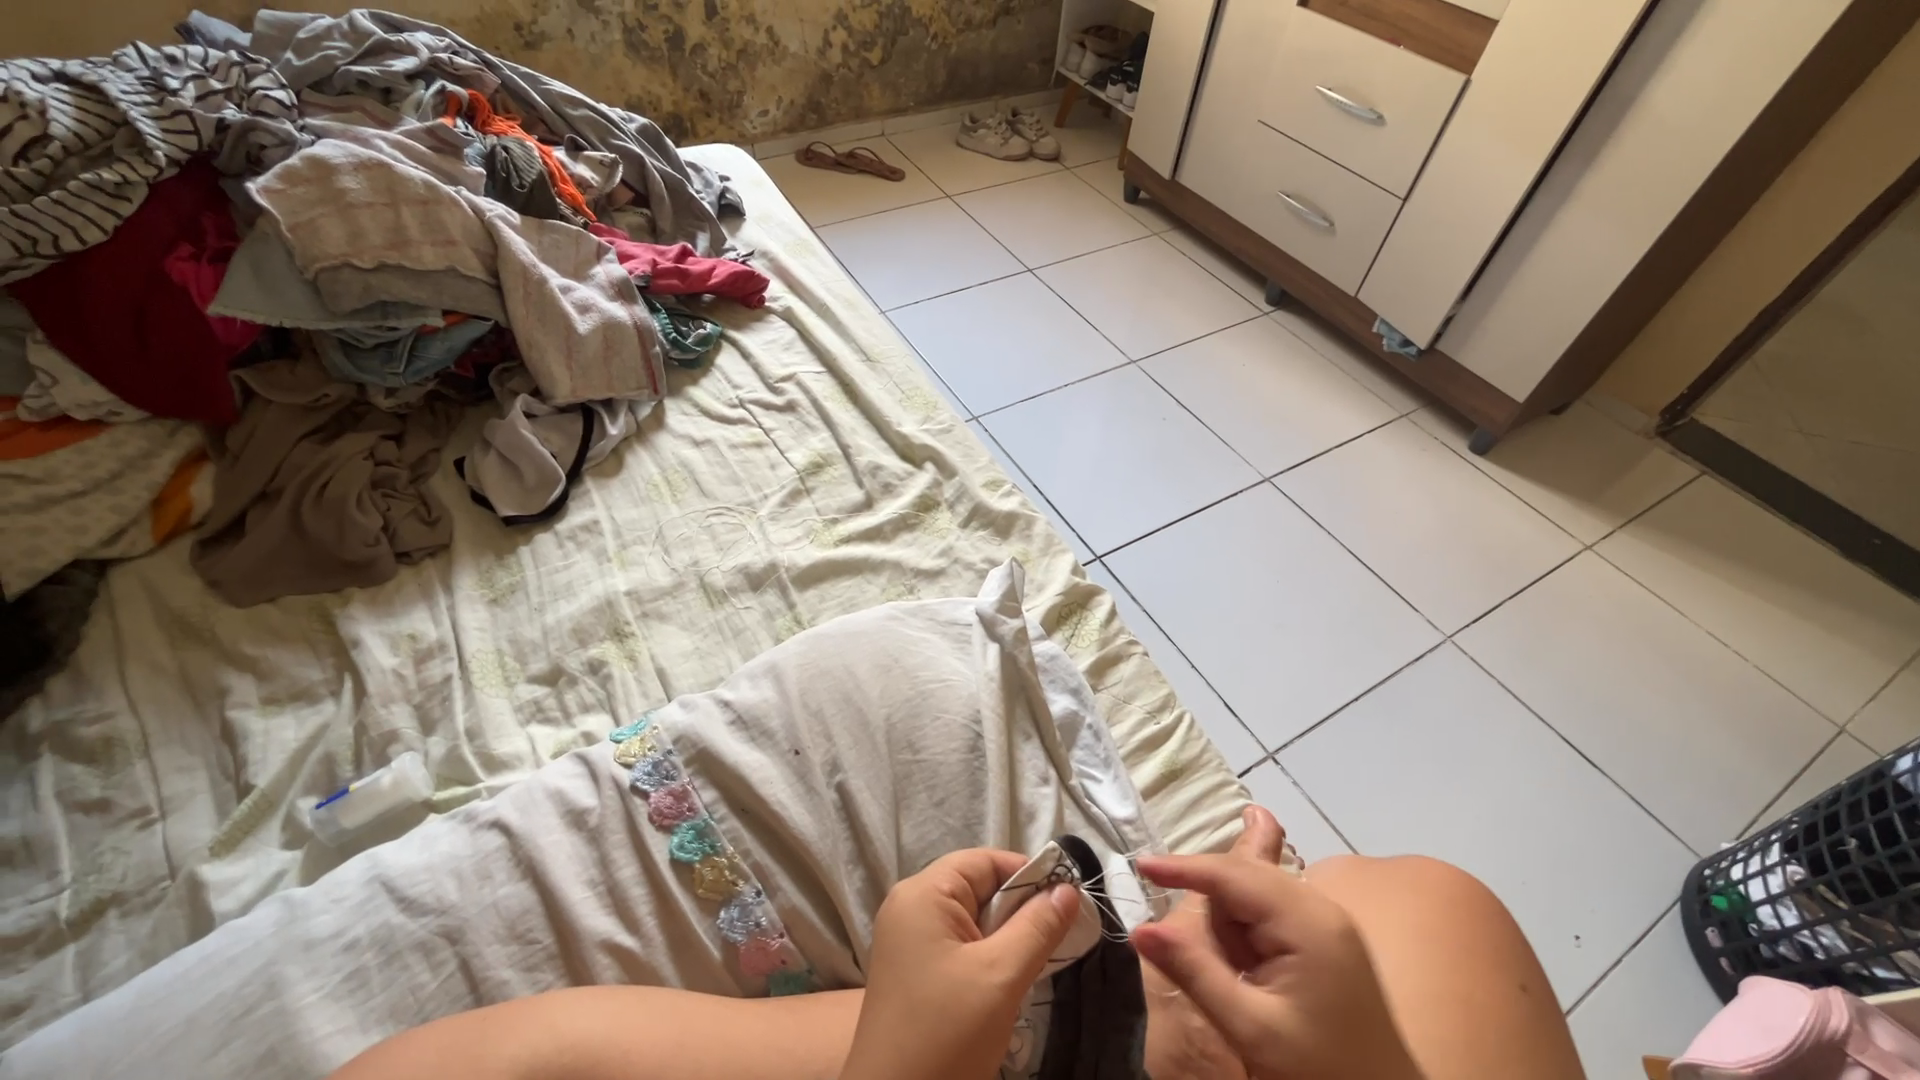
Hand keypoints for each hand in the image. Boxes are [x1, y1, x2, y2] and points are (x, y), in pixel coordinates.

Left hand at [840, 849, 1079, 1079]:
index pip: (984, 861)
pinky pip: (960, 944)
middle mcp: (911, 906)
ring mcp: (909, 940)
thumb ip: (1038, 926)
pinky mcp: (914, 970)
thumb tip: (1069, 888)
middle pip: (978, 886)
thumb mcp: (1001, 976)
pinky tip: (1013, 977)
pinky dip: (990, 954)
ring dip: (1009, 933)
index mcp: (922, 894)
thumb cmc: (946, 1035)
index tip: (1069, 900)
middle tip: (1062, 933)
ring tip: (1043, 957)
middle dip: (1021, 906)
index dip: (1028, 873)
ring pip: (973, 918)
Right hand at [1131, 854, 1422, 1079]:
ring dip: (1230, 929)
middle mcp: (1319, 908)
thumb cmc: (1320, 1071)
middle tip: (1213, 957)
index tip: (1139, 864)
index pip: (1232, 874)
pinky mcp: (1323, 940)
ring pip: (1252, 895)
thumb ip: (1195, 972)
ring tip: (1244, 986)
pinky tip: (1251, 974)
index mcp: (1307, 921)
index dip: (1184, 867)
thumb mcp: (1251, 1027)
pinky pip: (1267, 916)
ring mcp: (1325, 922)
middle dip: (1213, 908)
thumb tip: (1139, 929)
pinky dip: (1246, 937)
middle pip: (1243, 876)